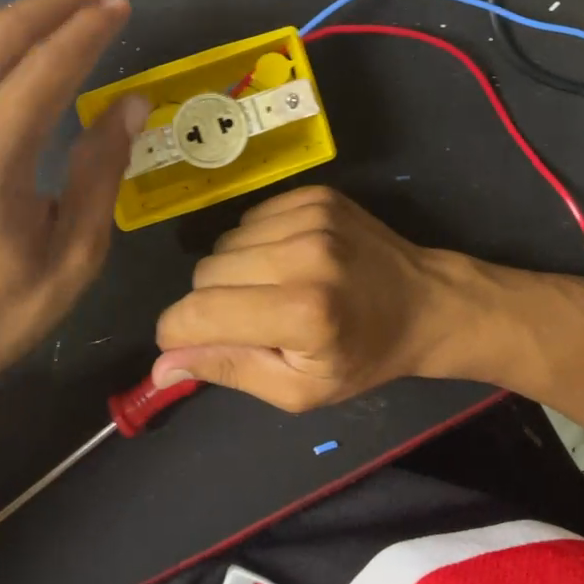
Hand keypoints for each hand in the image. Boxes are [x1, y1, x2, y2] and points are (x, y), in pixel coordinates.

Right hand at [152, 187, 464, 411]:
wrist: (424, 303)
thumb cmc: (361, 356)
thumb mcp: (298, 389)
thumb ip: (228, 371)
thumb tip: (160, 366)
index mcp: (302, 313)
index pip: (196, 314)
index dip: (178, 334)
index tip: (190, 345)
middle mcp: (303, 254)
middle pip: (205, 274)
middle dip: (212, 303)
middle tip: (253, 321)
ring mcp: (311, 217)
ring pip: (224, 243)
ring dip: (236, 271)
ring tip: (276, 290)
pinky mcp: (315, 194)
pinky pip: (250, 218)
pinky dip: (257, 243)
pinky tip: (289, 261)